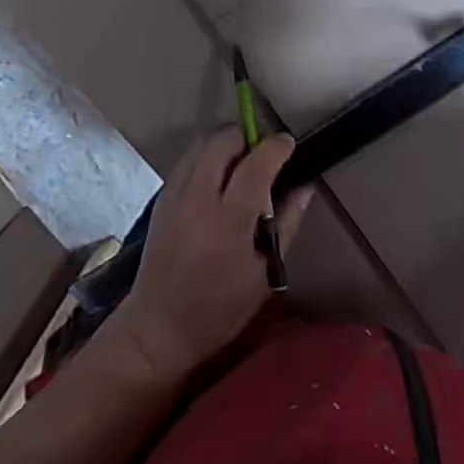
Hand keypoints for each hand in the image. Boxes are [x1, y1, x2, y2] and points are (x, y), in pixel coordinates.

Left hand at [108, 129, 314, 380]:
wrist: (159, 326)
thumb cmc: (219, 310)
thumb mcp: (264, 274)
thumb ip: (286, 224)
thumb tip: (304, 186)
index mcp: (227, 224)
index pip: (254, 166)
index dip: (274, 147)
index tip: (288, 143)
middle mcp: (196, 201)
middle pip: (221, 143)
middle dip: (247, 136)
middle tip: (264, 151)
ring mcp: (174, 196)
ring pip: (200, 146)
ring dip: (225, 143)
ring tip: (242, 160)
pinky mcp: (160, 198)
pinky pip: (187, 161)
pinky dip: (206, 157)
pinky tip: (218, 177)